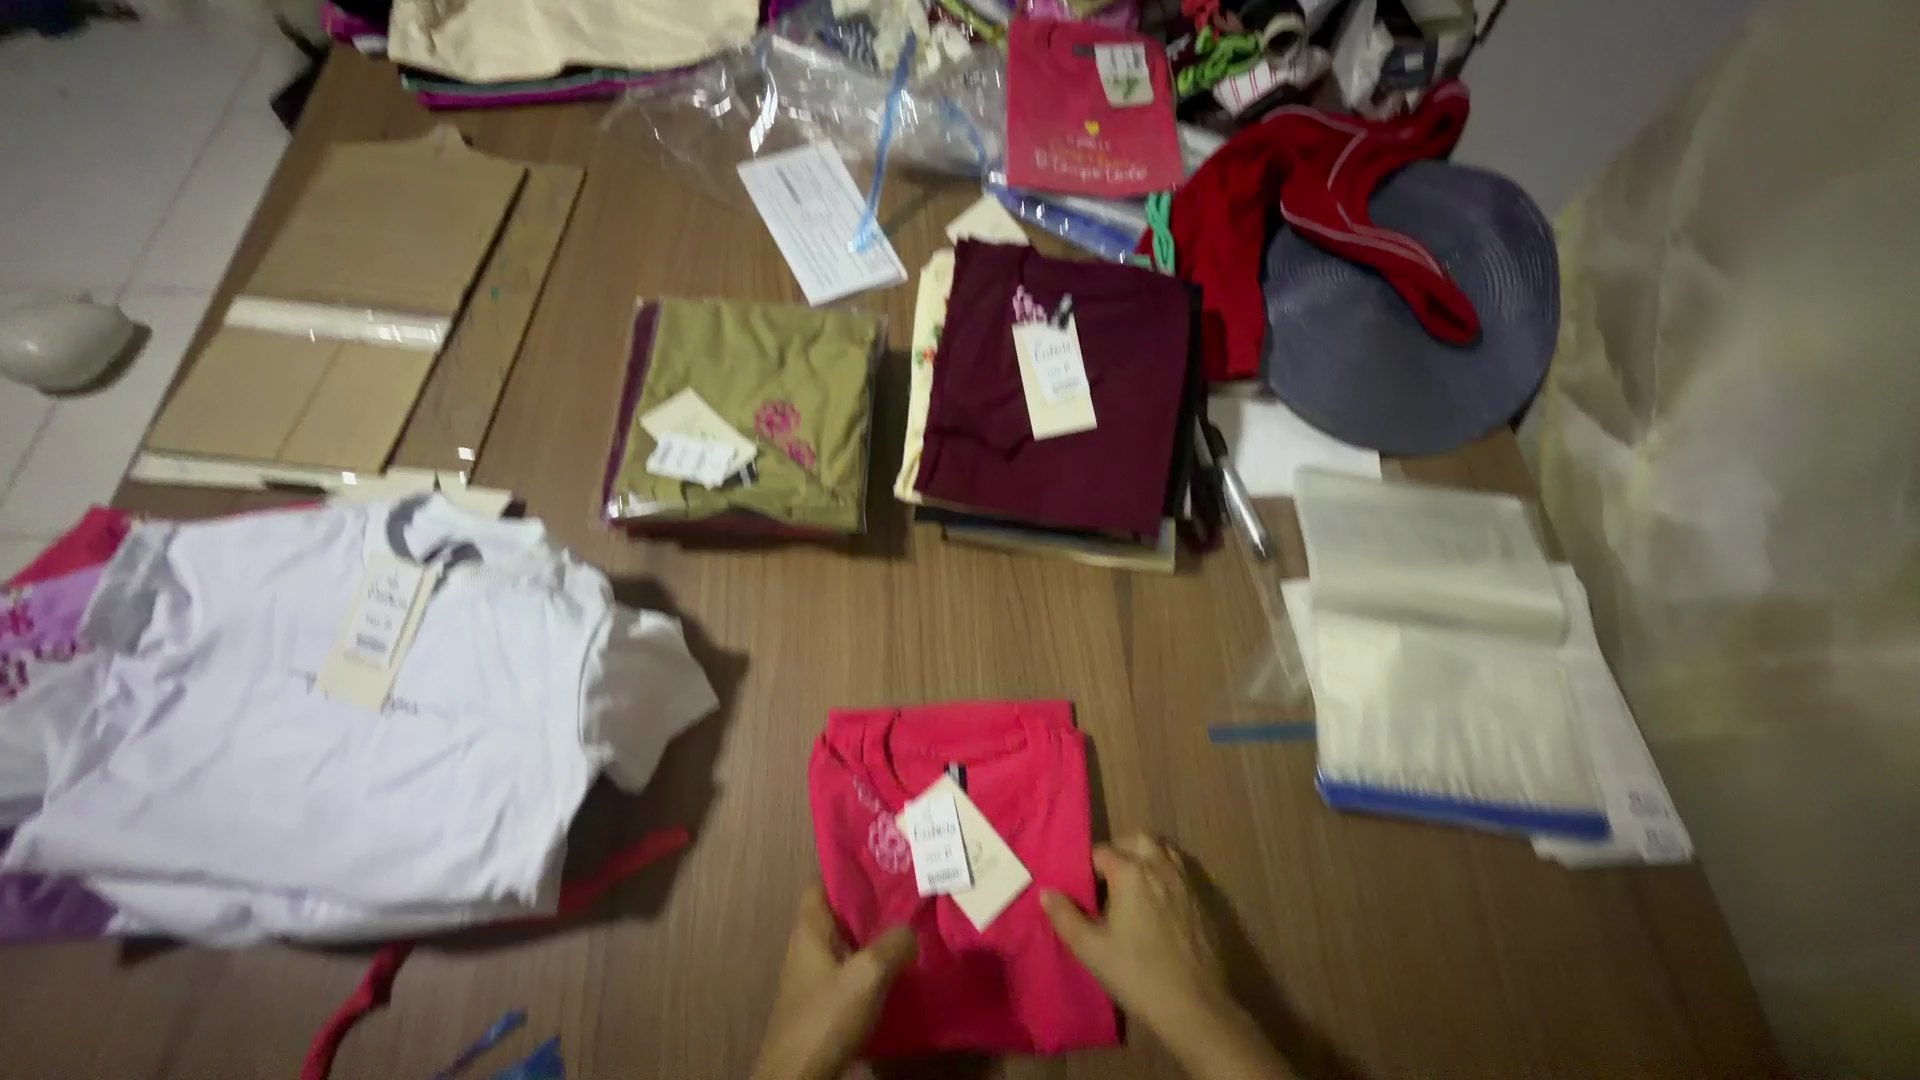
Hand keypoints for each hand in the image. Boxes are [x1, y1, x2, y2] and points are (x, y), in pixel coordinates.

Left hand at [753, 884, 916, 1079]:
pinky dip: (874, 962)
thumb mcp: (867, 974)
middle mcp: (809, 945)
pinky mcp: (826, 1002)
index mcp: (810, 928)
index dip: (847, 865)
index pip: (822, 880)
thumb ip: (894, 943)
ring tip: (912, 922)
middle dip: (871, 898)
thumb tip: (911, 931)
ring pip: (849, 940)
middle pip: (840, 910)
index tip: (881, 855)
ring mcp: (816, 975)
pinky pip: (853, 968)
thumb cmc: (825, 1017)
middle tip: (909, 886)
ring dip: (875, 932)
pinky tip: (901, 967)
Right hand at [1040, 833, 1229, 1027]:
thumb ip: (1065, 917)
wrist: (1195, 1007)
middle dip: (1120, 850)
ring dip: (1146, 857)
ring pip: (1164, 850)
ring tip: (1134, 886)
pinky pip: (1182, 871)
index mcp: (1131, 872)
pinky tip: (1160, 904)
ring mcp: (1186, 881)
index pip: (1101, 852)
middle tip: (1109, 880)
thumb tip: (1047, 892)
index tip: (1083, 890)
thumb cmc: (1137, 974)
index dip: (1088, 868)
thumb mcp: (1091, 950)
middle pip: (1137, 839)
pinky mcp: (1203, 900)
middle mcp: (1160, 866)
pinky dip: (1167, 875)